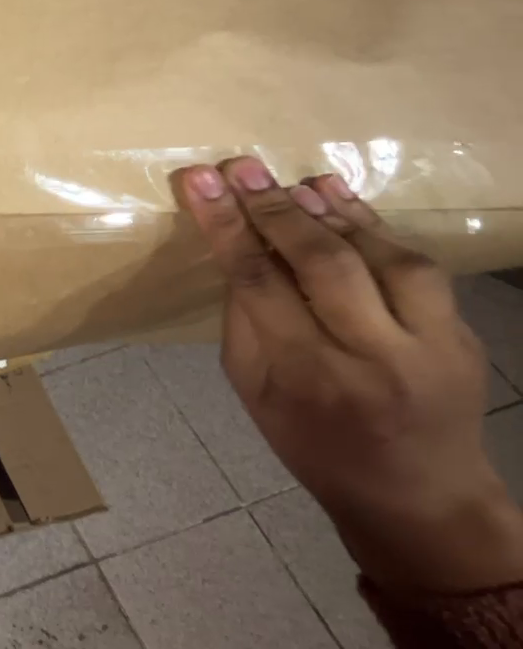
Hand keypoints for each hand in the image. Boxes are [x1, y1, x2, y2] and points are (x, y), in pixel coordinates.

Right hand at [177, 157, 522, 594]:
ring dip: (334, 213)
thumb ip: (247, 319)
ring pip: (387, 260)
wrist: (419, 495)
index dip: (226, 226)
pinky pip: (421, 268)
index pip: (259, 283)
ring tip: (292, 182)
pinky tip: (338, 197)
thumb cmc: (309, 441)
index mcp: (309, 375)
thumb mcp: (252, 387)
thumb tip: (237, 251)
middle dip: (276, 209)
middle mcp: (378, 357)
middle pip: (325, 264)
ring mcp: (434, 345)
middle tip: (240, 168)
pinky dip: (377, 227)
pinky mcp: (464, 335)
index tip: (198, 182)